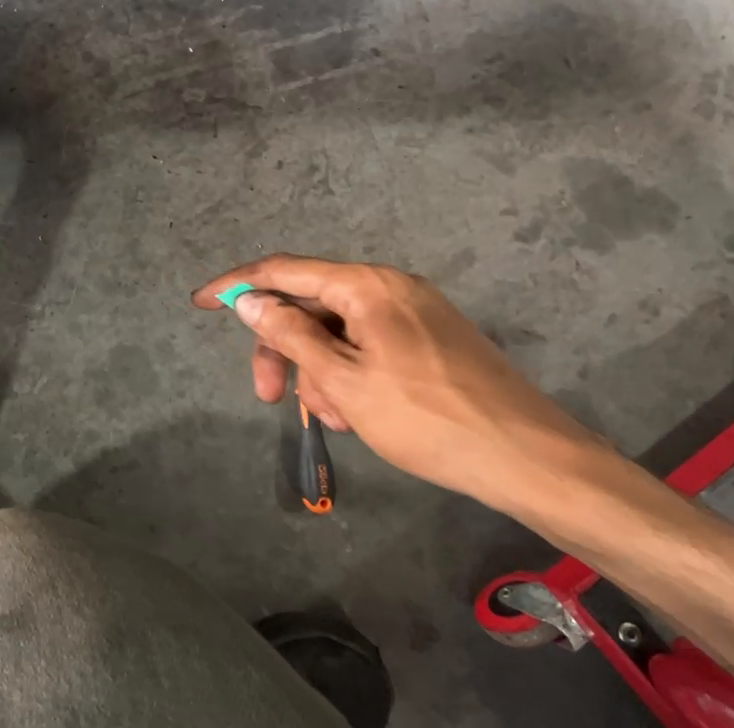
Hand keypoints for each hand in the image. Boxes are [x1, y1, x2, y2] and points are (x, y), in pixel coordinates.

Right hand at [192, 255, 600, 505]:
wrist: (533, 462)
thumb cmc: (427, 419)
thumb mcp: (342, 380)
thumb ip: (289, 334)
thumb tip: (250, 302)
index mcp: (367, 286)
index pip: (283, 271)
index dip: (236, 286)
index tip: (200, 303)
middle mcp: (390, 288)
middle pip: (309, 305)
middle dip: (282, 349)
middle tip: (267, 395)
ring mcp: (414, 313)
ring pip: (336, 331)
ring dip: (318, 371)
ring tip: (332, 417)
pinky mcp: (430, 340)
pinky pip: (366, 345)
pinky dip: (347, 374)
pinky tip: (356, 413)